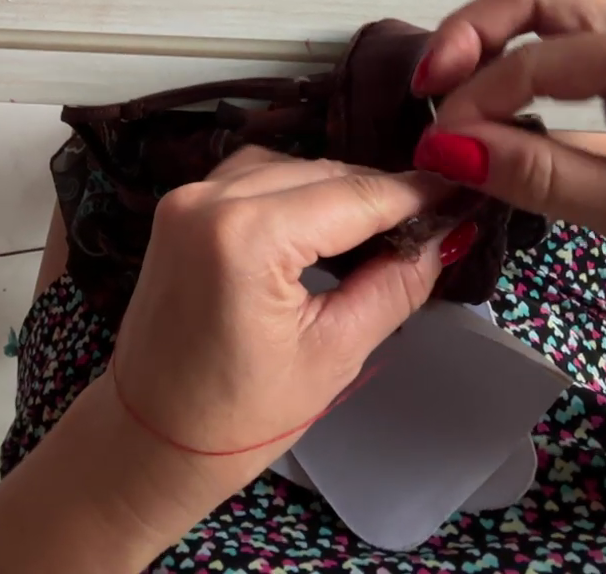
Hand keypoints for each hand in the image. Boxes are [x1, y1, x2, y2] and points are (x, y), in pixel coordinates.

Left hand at [110, 148, 458, 487]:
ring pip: (288, 166)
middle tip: (431, 220)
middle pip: (320, 173)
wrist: (145, 438)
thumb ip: (394, 284)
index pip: (353, 196)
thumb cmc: (238, 418)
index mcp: (246, 235)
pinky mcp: (180, 206)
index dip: (415, 193)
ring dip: (337, 189)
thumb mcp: (334, 354)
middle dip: (379, 193)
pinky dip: (294, 189)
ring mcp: (188, 196)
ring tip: (382, 226)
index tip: (460, 193)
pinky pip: (253, 177)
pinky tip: (323, 220)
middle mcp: (210, 196)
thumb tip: (442, 236)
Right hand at [410, 0, 605, 337]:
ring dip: (494, 44)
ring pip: (554, 15)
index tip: (432, 148)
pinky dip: (522, 66)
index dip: (474, 98)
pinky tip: (500, 105)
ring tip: (449, 93)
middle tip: (425, 88)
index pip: (540, 57)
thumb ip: (539, 177)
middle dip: (473, 34)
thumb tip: (442, 150)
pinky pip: (571, 50)